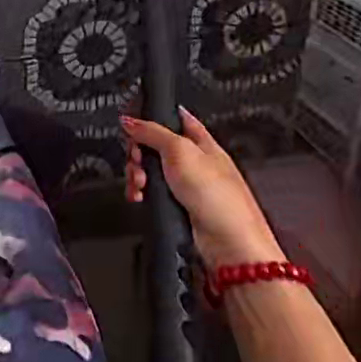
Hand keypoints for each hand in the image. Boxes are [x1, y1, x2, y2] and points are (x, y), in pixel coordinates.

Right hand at [122, 108, 282, 267]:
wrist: (230, 246)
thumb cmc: (221, 199)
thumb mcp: (180, 151)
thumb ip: (152, 131)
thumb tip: (130, 120)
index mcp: (202, 143)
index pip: (175, 117)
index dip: (154, 115)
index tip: (136, 120)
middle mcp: (193, 162)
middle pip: (153, 144)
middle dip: (138, 151)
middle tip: (138, 158)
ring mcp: (185, 184)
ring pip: (148, 168)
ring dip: (137, 173)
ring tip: (142, 182)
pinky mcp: (177, 204)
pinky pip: (149, 190)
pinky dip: (140, 191)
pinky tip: (141, 194)